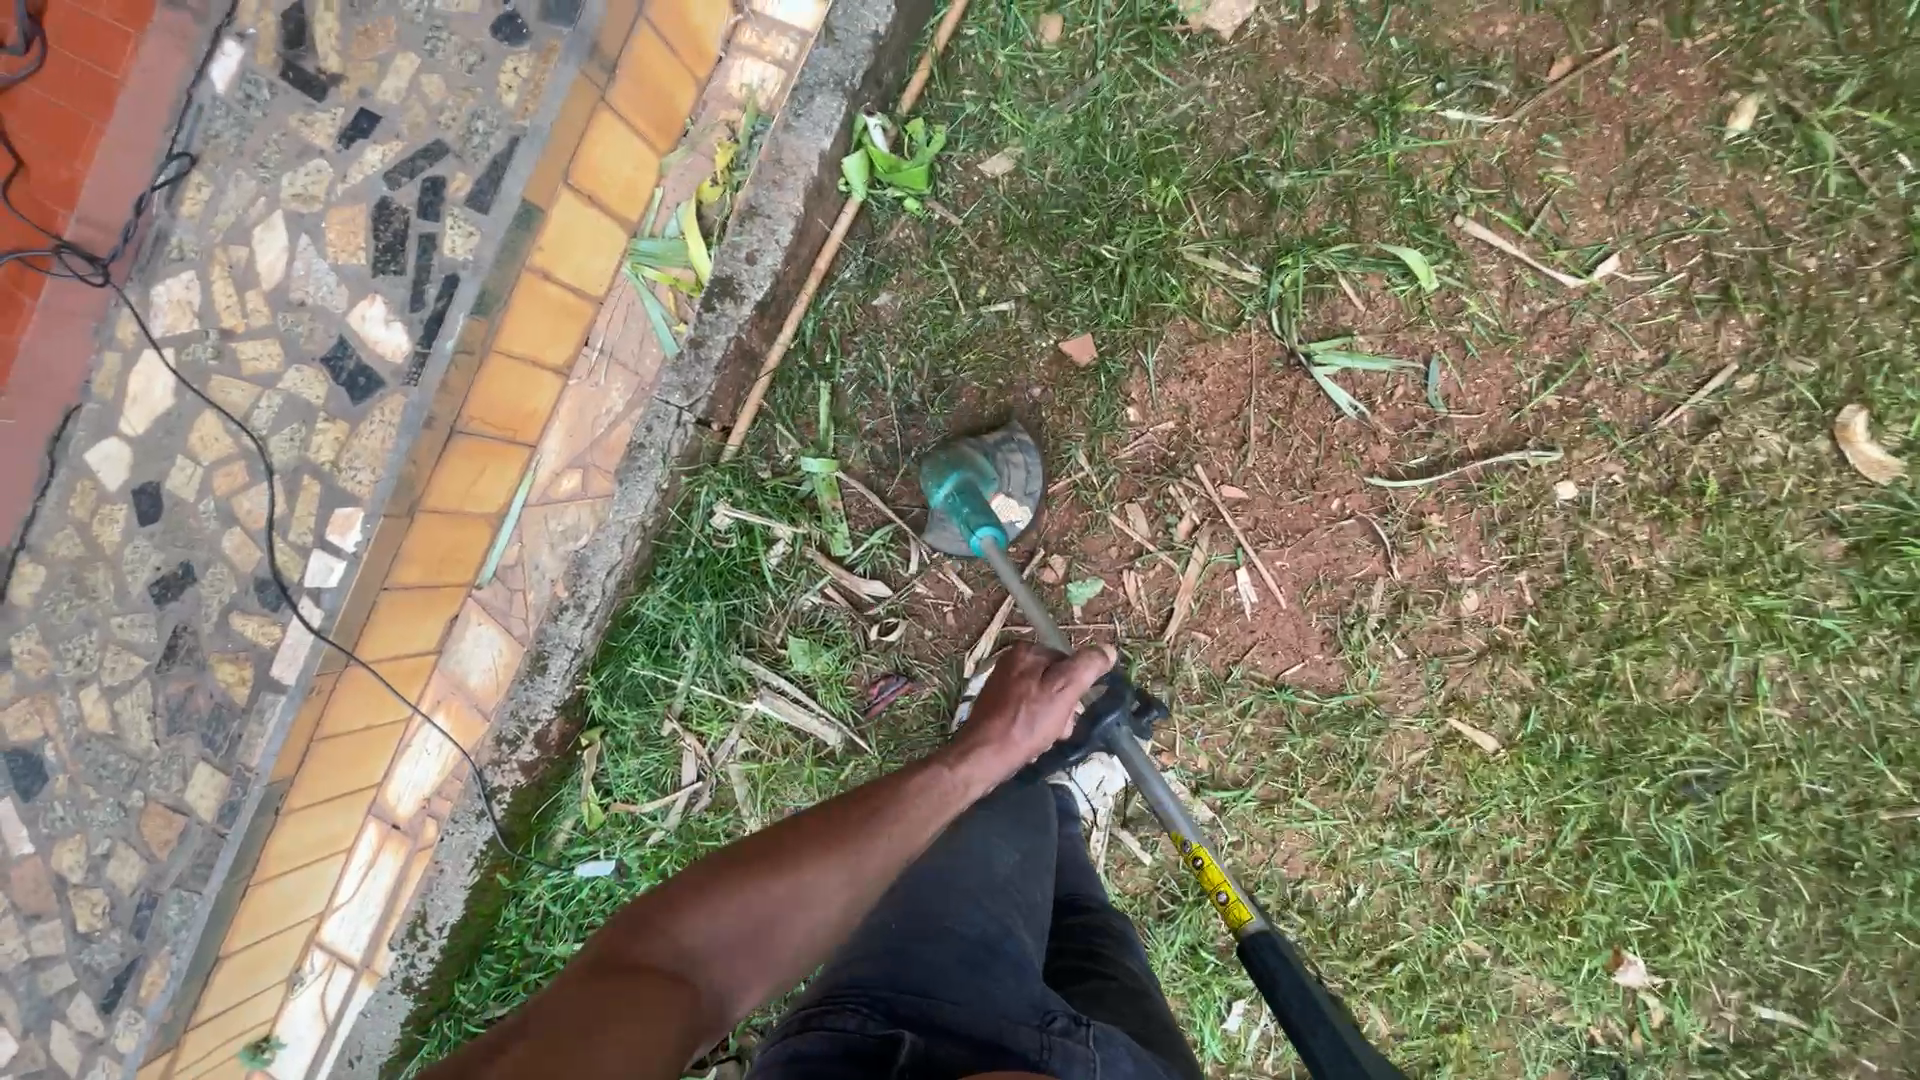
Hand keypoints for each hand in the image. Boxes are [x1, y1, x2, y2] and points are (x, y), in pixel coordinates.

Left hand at [948, 642, 1116, 782]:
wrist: (984, 756)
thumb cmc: (1026, 723)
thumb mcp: (1063, 691)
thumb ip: (1086, 668)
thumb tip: (1107, 650)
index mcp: (1027, 651)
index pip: (1069, 664)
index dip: (1075, 690)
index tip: (1071, 712)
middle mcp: (1012, 661)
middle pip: (1056, 682)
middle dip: (1062, 708)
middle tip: (1057, 729)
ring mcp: (1003, 683)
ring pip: (1043, 699)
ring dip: (1050, 721)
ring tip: (1043, 738)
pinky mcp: (997, 705)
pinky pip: (1028, 712)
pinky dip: (1034, 726)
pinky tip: (1031, 741)